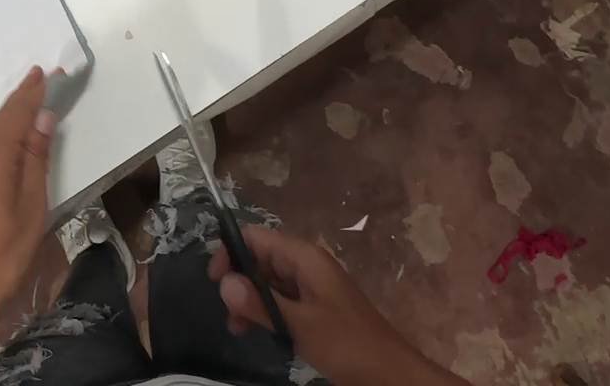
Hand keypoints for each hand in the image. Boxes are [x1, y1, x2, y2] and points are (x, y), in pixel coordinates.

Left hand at [0, 67, 57, 348]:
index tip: (50, 72)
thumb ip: (36, 157)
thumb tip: (43, 117)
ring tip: (33, 94)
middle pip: (2, 115)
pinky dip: (2, 127)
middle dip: (23, 96)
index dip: (34, 92)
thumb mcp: (32, 204)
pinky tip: (13, 127)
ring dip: (12, 110)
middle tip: (44, 76)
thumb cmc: (5, 251)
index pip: (17, 113)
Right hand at [209, 226, 466, 385]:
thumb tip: (223, 282)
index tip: (215, 280)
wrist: (394, 376)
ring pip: (268, 280)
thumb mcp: (300, 326)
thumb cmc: (348, 344)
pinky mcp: (315, 307)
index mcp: (303, 257)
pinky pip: (281, 298)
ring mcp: (311, 286)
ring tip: (238, 327)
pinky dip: (265, 310)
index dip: (230, 251)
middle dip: (239, 280)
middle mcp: (305, 264)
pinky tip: (257, 330)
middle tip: (228, 312)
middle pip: (259, 257)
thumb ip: (261, 303)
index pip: (255, 236)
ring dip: (250, 299)